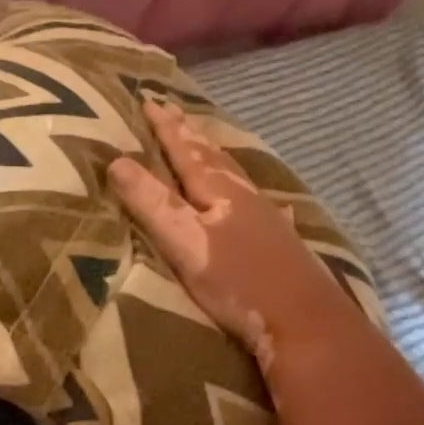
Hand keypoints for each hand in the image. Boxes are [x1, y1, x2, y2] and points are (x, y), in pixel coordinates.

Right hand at [109, 101, 348, 363]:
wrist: (306, 324)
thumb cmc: (240, 282)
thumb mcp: (186, 242)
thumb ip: (153, 203)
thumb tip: (117, 160)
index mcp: (221, 191)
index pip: (187, 150)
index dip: (167, 127)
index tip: (150, 100)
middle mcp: (246, 197)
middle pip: (214, 157)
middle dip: (191, 135)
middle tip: (175, 112)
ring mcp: (268, 220)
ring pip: (237, 177)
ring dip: (218, 159)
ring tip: (209, 147)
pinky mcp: (281, 245)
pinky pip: (260, 204)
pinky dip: (252, 196)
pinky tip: (272, 204)